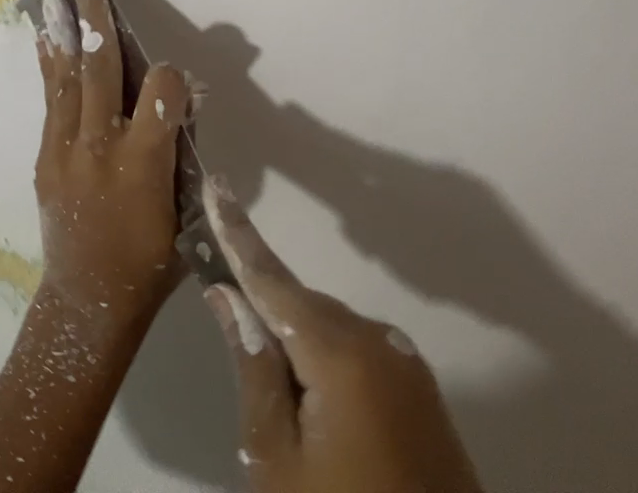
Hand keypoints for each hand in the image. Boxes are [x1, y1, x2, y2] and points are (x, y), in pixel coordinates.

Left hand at [32, 0, 191, 321]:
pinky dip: (51, 70)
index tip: (172, 79)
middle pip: (102, 70)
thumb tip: (183, 100)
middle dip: (96, 19)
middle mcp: (100, 146)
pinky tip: (47, 43)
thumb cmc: (153, 260)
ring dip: (64, 35)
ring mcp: (66, 150)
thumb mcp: (185, 211)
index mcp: (144, 163)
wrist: (88, 299)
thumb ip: (182, 151)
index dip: (170, 76)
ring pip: (68, 80)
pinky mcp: (46, 157)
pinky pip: (50, 103)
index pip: (160, 91)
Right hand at [200, 177, 482, 492]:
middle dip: (262, 302)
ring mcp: (407, 366)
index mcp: (341, 353)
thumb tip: (231, 296)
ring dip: (293, 337)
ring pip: (329, 328)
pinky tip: (310, 394)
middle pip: (301, 304)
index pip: (272, 279)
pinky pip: (357, 351)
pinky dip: (323, 355)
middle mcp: (380, 342)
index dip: (238, 234)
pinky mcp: (421, 392)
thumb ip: (253, 366)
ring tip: (269, 384)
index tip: (216, 185)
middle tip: (223, 311)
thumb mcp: (276, 451)